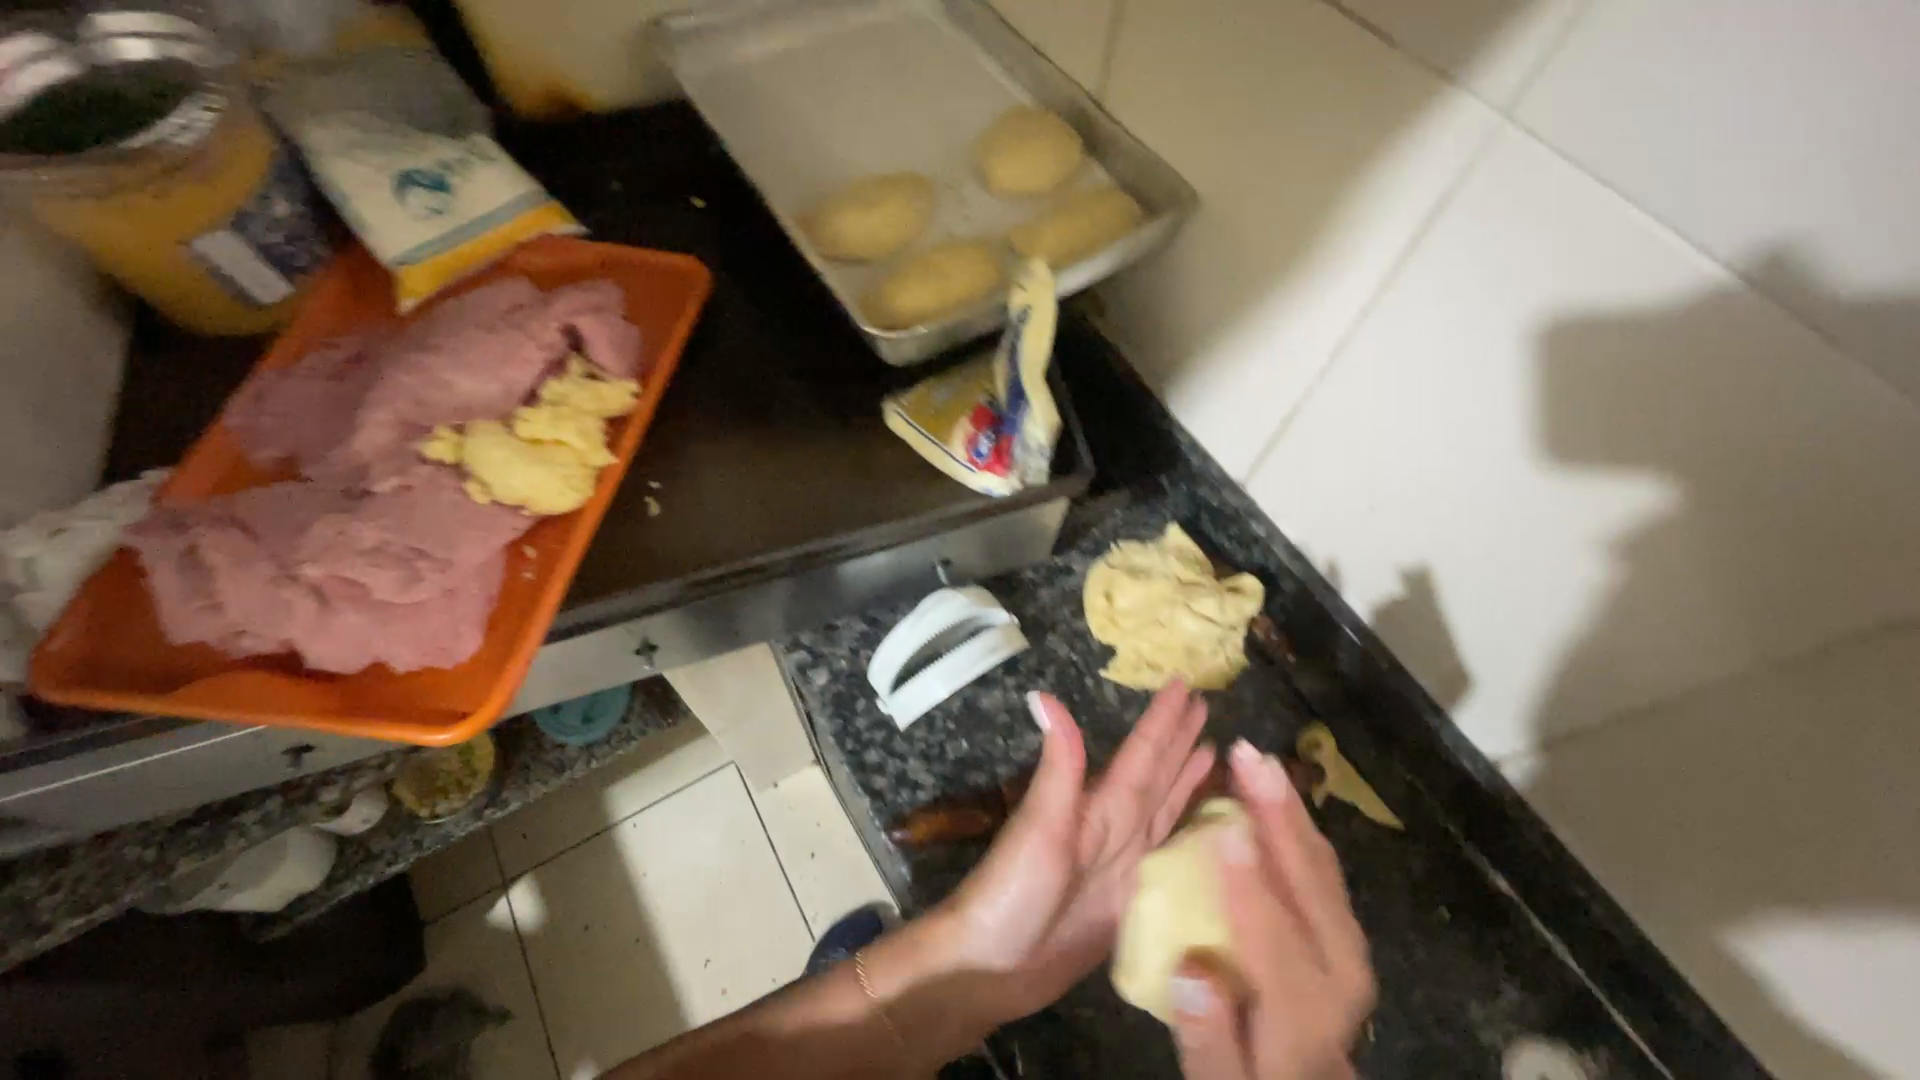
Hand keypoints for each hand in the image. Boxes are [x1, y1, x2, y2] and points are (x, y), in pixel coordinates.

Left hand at [932, 681, 1216, 1020]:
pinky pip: (1168, 858)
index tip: (1188, 685)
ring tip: (1214, 751)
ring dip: (1186, 780)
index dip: (1164, 722)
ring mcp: (1122, 864)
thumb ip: (1059, 765)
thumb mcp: (1041, 823)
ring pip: (1163, 810)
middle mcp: (1114, 828)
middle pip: (1156, 776)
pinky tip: (1207, 830)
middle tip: (1211, 705)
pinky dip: (1187, 837)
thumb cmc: (1013, 890)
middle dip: (1181, 741)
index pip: (1140, 755)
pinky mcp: (1129, 901)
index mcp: (1097, 806)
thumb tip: (1043, 693)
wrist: (994, 964)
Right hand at [1170, 741, 1374, 1079]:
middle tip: (1245, 757)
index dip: (1248, 885)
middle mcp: (1341, 971)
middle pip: (1310, 885)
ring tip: (1256, 759)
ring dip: (1289, 807)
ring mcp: (1349, 944)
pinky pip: (1322, 866)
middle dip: (1278, 815)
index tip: (1223, 831)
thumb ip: (1209, 1040)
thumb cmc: (1251, 1078)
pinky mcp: (1343, 927)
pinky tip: (1273, 790)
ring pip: (1321, 865)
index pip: (1274, 939)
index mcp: (1305, 1013)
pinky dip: (1297, 822)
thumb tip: (1193, 973)